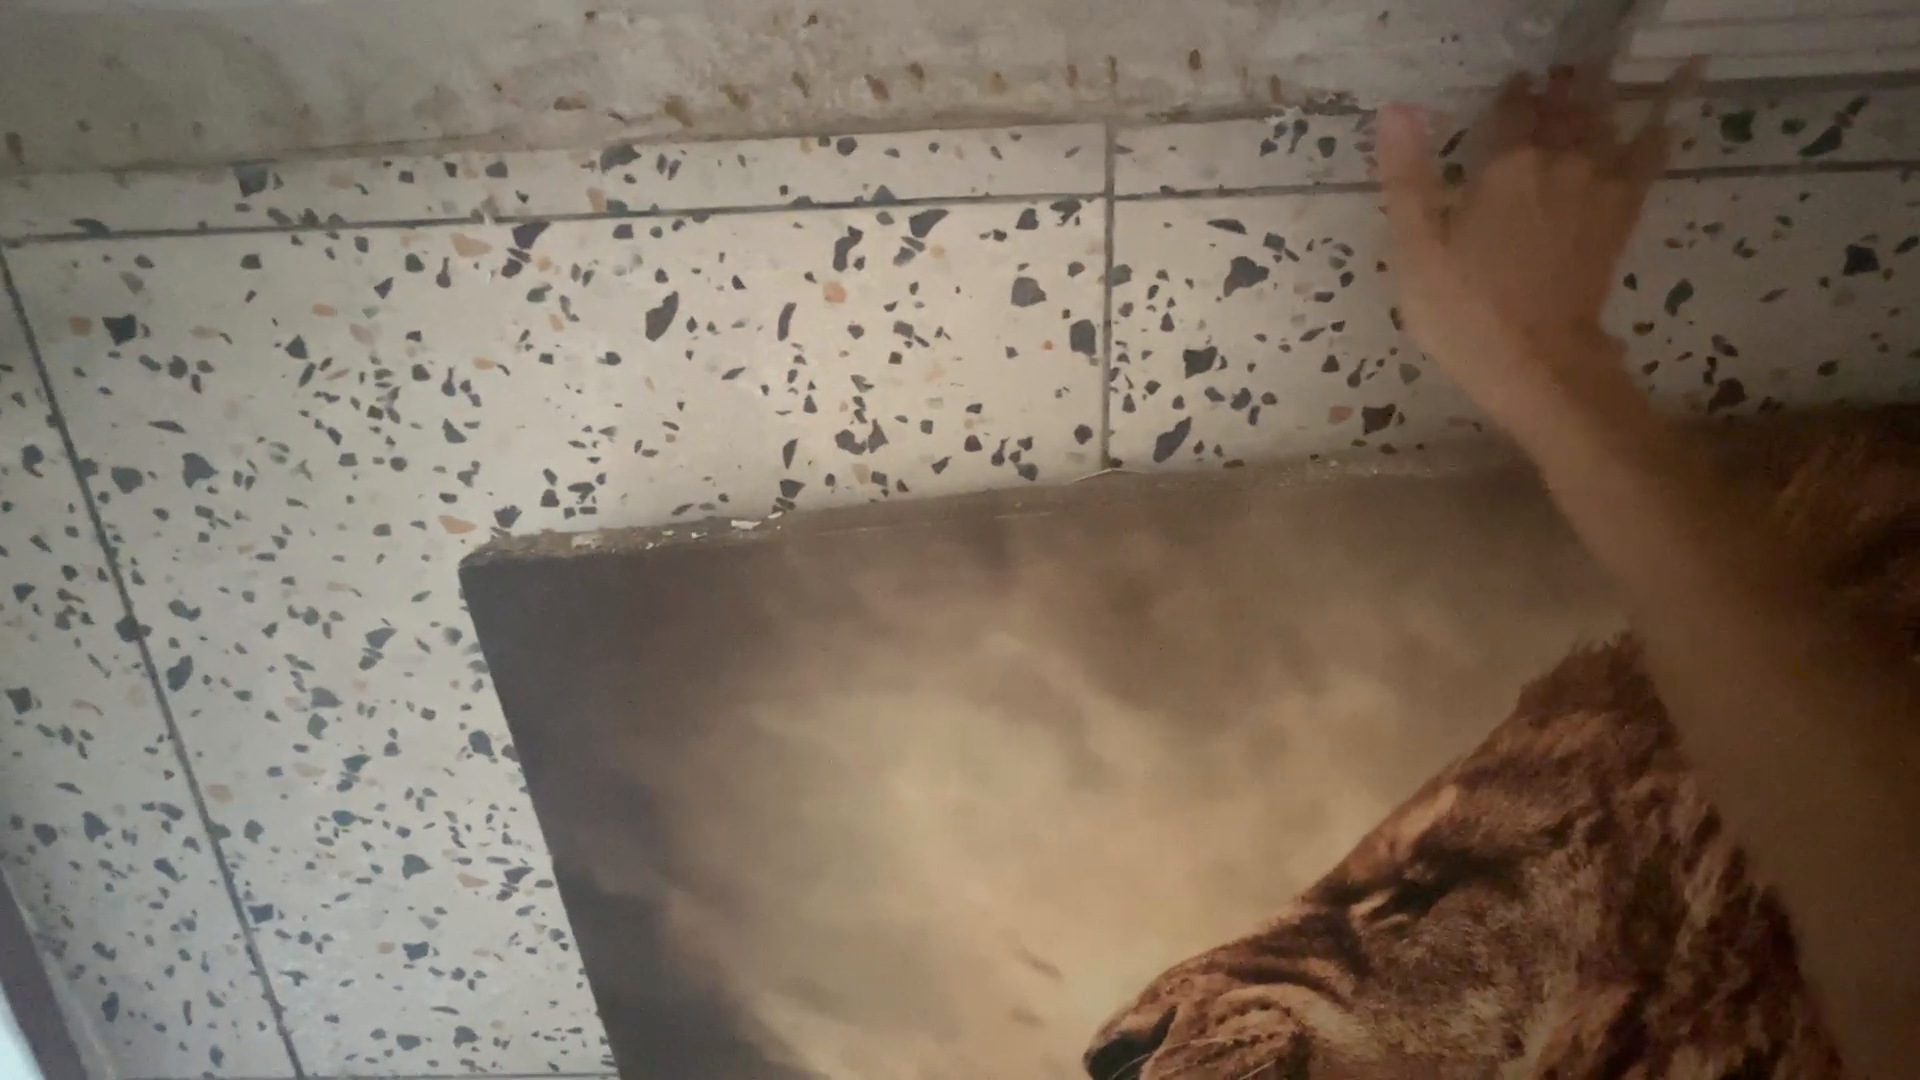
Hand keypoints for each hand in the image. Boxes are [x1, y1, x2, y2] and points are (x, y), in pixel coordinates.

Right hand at [1375, 65, 1696, 441]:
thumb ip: (1407, 178)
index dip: (1507, 95)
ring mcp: (1600, 180)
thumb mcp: (1414, 251)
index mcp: (1503, 166)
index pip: (1509, 109)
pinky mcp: (1624, 206)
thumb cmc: (1459, 309)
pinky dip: (1669, 107)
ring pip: (1604, 116)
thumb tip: (1395, 109)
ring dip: (1596, 91)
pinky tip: (1683, 78)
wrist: (1532, 356)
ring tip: (1591, 71)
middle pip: (1562, 107)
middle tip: (1553, 72)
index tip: (1506, 87)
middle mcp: (1559, 158)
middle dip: (1555, 87)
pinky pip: (1654, 143)